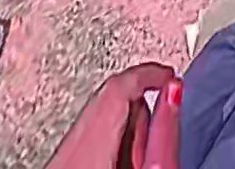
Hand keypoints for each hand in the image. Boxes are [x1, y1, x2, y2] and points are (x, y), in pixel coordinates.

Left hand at [44, 63, 181, 168]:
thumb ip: (164, 133)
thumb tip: (173, 90)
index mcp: (89, 145)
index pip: (121, 84)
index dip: (151, 74)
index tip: (172, 77)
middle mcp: (69, 149)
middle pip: (111, 99)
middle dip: (141, 113)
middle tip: (155, 143)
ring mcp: (61, 159)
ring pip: (101, 120)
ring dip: (128, 131)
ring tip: (138, 162)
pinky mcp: (62, 167)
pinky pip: (92, 140)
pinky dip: (113, 146)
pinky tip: (122, 167)